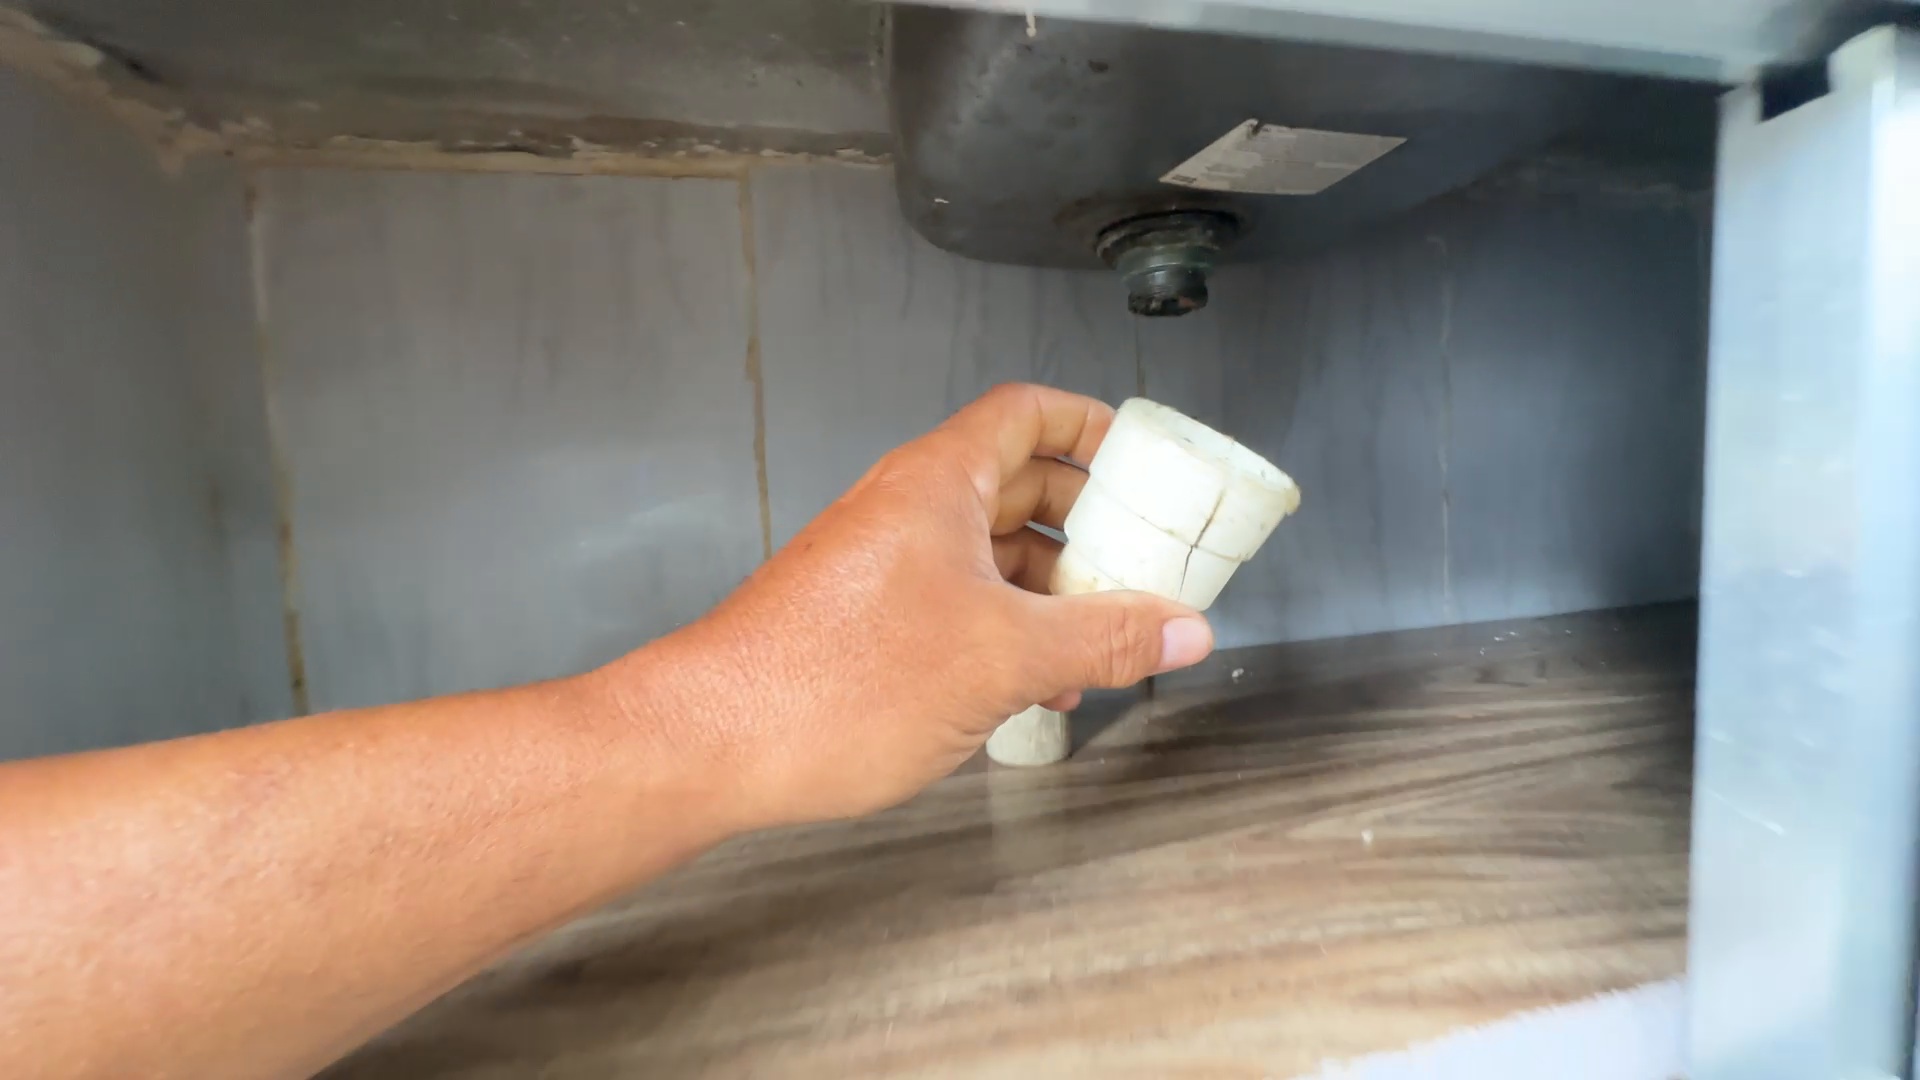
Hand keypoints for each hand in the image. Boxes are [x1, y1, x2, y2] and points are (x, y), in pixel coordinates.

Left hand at [605, 384, 1215, 828]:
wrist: (710, 742)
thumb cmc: (846, 678)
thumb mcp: (1001, 657)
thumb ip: (1103, 638)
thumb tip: (1187, 629)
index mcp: (938, 482)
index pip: (1027, 413)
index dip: (1089, 424)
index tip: (1139, 462)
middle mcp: (909, 509)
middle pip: (1018, 486)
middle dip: (1085, 526)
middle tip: (1137, 567)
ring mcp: (886, 565)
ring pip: (990, 554)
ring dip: (1049, 592)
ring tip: (1100, 643)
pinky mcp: (869, 618)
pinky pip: (958, 603)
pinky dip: (1006, 630)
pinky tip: (1036, 684)